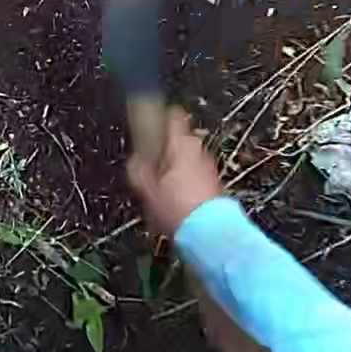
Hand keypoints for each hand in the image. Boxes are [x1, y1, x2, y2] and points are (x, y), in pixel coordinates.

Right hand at [125, 108, 222, 238]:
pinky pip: (197, 172)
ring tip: (164, 184)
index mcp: (181, 147)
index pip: (173, 117)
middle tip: (152, 162)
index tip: (150, 120)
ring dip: (177, 164)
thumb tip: (134, 160)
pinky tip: (178, 197)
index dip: (161, 116)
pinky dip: (188, 178)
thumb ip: (138, 169)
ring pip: (189, 156)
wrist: (211, 235)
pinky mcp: (216, 184)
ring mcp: (209, 168)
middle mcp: (198, 152)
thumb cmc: (178, 210)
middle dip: (167, 147)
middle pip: (181, 138)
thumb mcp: (147, 190)